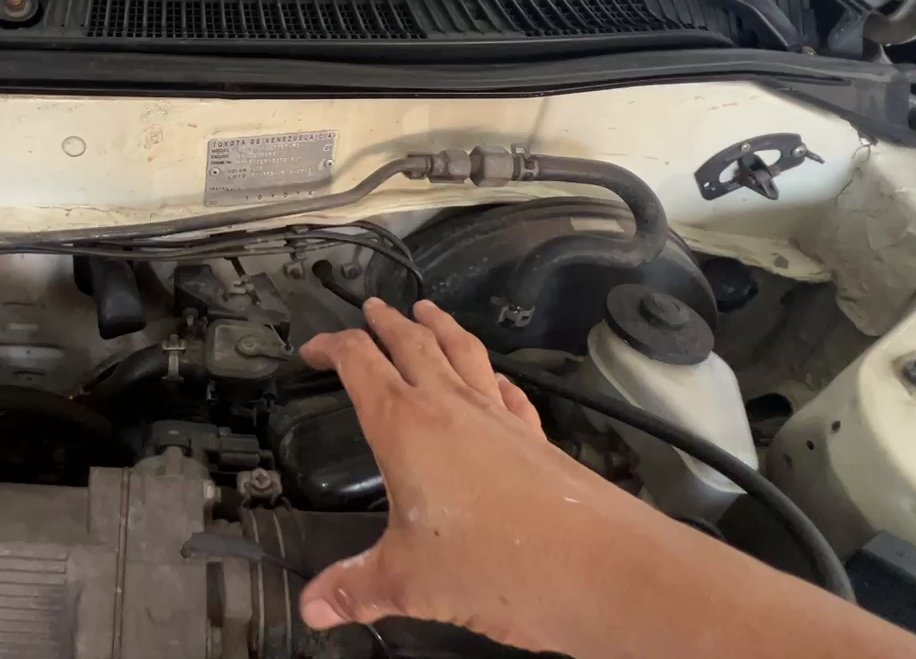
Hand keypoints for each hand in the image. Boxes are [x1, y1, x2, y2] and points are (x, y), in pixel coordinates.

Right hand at [298, 298, 676, 652]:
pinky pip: (505, 389)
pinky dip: (489, 374)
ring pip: (460, 350)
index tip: (313, 350)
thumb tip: (312, 608)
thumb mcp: (411, 581)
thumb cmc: (499, 567)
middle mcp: (447, 404)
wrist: (603, 572)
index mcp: (404, 424)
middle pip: (410, 342)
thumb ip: (356, 589)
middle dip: (385, 321)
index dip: (330, 347)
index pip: (358, 362)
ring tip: (426, 309)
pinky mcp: (533, 434)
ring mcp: (495, 414)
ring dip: (438, 325)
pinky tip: (491, 378)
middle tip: (371, 307)